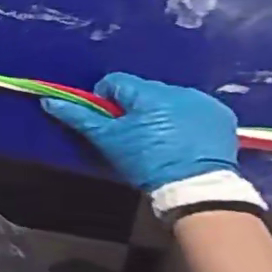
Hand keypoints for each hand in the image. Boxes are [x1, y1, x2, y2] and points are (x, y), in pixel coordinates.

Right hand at [41, 72, 238, 191]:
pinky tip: (181, 140)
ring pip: (168, 100)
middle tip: (131, 135)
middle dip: (133, 108)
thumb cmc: (146, 162)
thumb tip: (49, 100)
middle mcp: (179, 90)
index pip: (115, 82)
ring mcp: (204, 102)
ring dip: (159, 113)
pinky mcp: (222, 116)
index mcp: (149, 93)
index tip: (108, 123)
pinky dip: (184, 119)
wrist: (196, 189)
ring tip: (157, 139)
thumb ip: (79, 117)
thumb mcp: (108, 141)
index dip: (104, 101)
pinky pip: (193, 109)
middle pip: (142, 91)